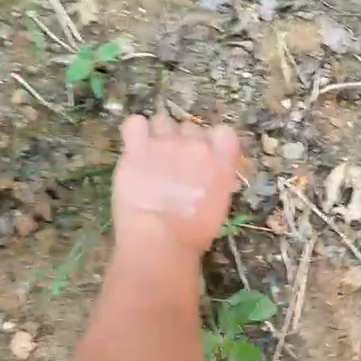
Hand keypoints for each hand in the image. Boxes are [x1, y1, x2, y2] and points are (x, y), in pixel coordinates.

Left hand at [110, 114, 242, 260]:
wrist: (160, 239)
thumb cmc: (194, 234)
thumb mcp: (218, 207)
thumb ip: (217, 181)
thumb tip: (212, 173)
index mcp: (220, 161)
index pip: (224, 133)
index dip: (214, 142)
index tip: (207, 156)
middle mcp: (195, 145)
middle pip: (191, 128)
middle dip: (184, 142)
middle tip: (176, 164)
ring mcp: (165, 143)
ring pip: (163, 121)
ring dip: (160, 134)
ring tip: (154, 156)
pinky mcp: (136, 148)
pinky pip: (136, 123)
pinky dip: (136, 131)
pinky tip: (136, 146)